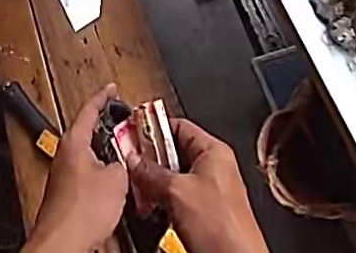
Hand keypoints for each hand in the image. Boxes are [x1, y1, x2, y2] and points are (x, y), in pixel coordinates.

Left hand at [28, 86, 129, 252]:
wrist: (63, 245)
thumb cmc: (79, 212)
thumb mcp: (116, 179)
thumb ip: (123, 162)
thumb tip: (126, 162)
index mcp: (74, 141)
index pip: (90, 108)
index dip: (103, 96)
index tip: (110, 88)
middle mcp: (66, 155)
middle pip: (90, 134)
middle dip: (109, 133)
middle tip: (124, 128)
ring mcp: (64, 176)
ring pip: (91, 159)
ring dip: (108, 160)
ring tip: (125, 165)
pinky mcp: (67, 197)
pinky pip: (88, 180)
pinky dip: (102, 182)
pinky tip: (114, 194)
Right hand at [129, 119, 267, 252]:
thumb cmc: (223, 229)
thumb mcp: (178, 192)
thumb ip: (151, 172)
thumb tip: (133, 159)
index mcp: (214, 151)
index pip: (177, 126)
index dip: (153, 129)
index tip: (132, 135)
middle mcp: (213, 169)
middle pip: (172, 153)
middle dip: (150, 163)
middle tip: (131, 168)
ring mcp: (208, 193)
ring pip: (172, 179)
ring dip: (153, 186)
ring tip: (140, 194)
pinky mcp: (203, 216)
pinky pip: (176, 200)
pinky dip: (161, 203)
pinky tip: (150, 210)